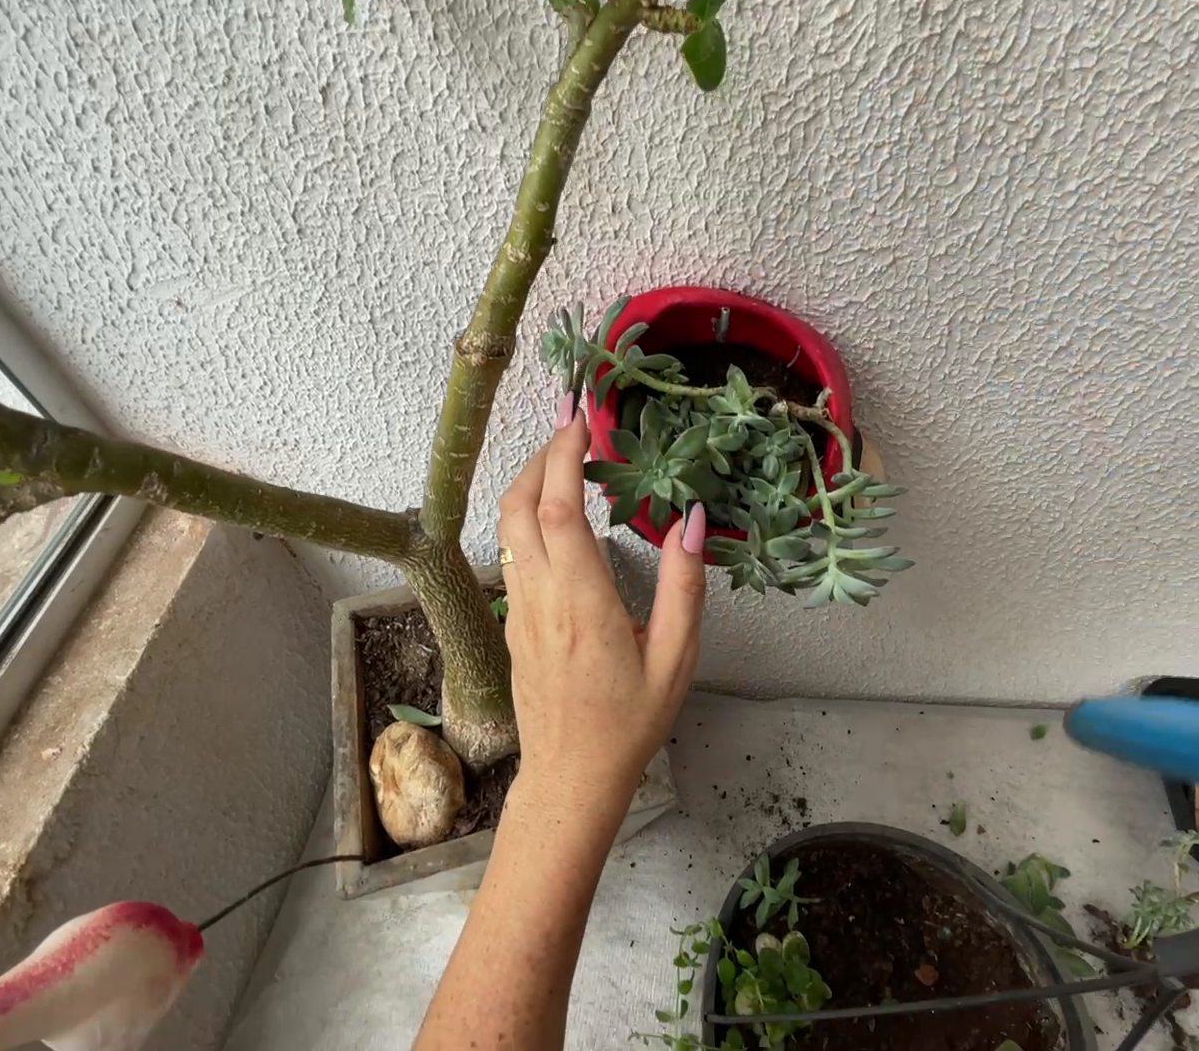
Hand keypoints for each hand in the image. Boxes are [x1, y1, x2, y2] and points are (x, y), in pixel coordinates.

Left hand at [496, 392, 707, 800]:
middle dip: (538, 457)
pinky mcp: (513, 622)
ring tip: (565, 464)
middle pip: (518, 506)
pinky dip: (527, 518)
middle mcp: (539, 597)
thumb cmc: (629, 722)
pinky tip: (558, 519)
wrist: (570, 777)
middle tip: (570, 430)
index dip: (562, 457)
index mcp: (582, 602)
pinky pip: (512, 554)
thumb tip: (692, 521)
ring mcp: (518, 609)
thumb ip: (685, 586)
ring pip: (507, 528)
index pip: (557, 509)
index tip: (579, 422)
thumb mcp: (676, 658)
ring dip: (528, 485)